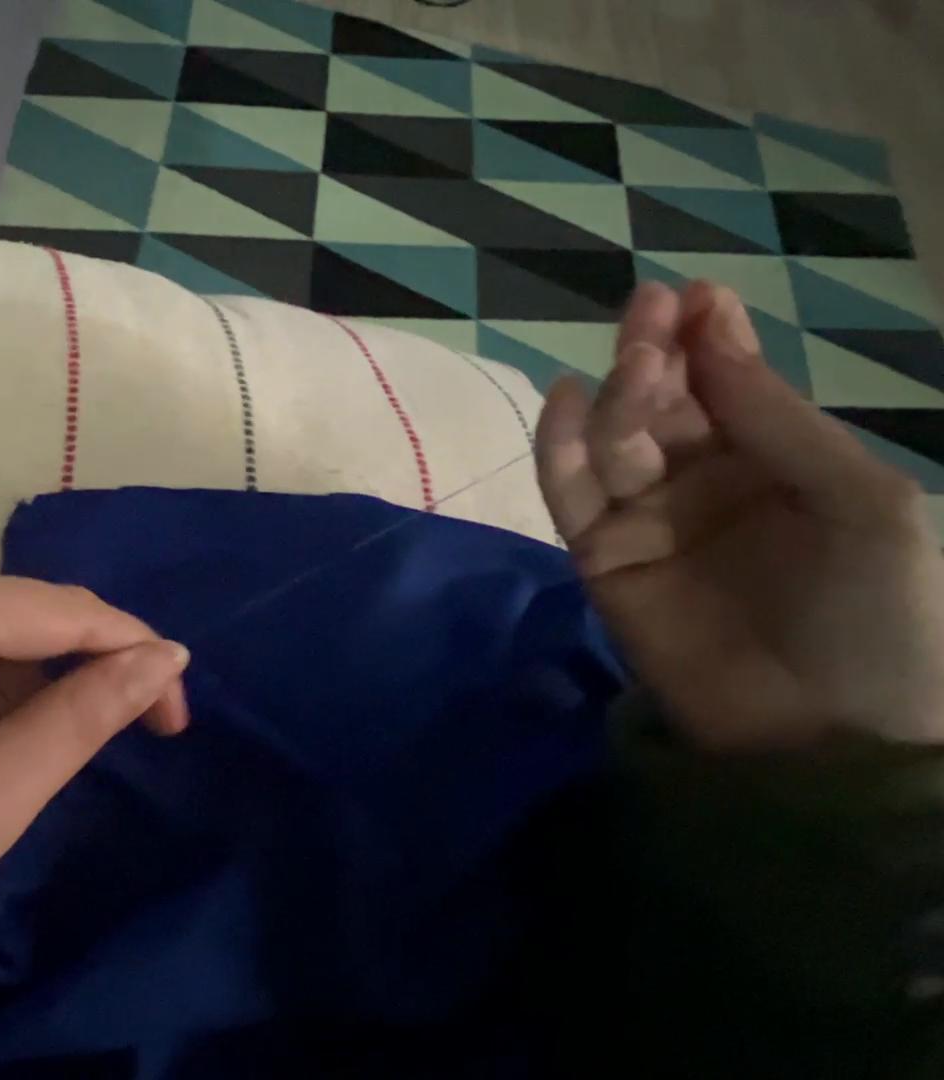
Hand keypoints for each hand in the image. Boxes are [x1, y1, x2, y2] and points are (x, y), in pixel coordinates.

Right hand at [536, 280, 943, 749]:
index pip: (733, 388)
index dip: (714, 340)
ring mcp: (644, 519)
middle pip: (666, 406)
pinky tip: (564, 401)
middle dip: (657, 354)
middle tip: (648, 307)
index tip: (697, 293)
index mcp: (778, 466)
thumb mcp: (864, 505)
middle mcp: (703, 483)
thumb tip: (706, 351)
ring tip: (630, 358)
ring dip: (619, 395)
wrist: (820, 732)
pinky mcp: (596, 555)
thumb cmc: (875, 616)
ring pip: (615, 441)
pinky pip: (568, 491)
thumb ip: (780, 426)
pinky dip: (559, 447)